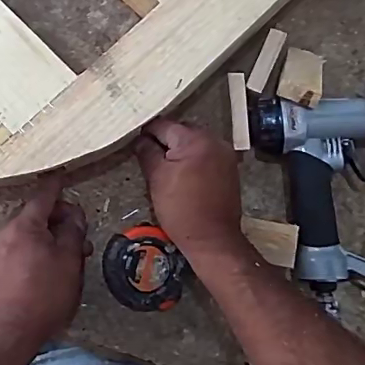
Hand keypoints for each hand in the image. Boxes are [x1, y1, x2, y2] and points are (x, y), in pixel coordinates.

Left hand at [0, 178, 89, 349]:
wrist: (13, 333)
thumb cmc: (45, 295)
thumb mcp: (70, 259)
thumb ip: (73, 231)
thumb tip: (73, 217)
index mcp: (23, 226)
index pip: (44, 196)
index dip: (58, 187)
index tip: (63, 177)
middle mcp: (5, 233)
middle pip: (36, 215)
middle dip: (59, 220)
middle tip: (80, 235)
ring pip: (29, 233)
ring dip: (49, 237)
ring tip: (70, 256)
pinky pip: (19, 248)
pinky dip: (36, 249)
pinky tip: (52, 266)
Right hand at [134, 118, 248, 264]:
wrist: (212, 239)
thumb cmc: (182, 210)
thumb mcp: (157, 178)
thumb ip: (147, 152)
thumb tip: (140, 139)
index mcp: (196, 139)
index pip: (165, 125)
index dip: (147, 133)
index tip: (135, 142)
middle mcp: (215, 141)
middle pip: (181, 132)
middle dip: (164, 143)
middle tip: (148, 158)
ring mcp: (225, 154)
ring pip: (193, 144)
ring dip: (179, 152)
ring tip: (165, 170)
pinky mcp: (229, 168)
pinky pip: (205, 155)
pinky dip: (193, 161)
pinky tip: (182, 176)